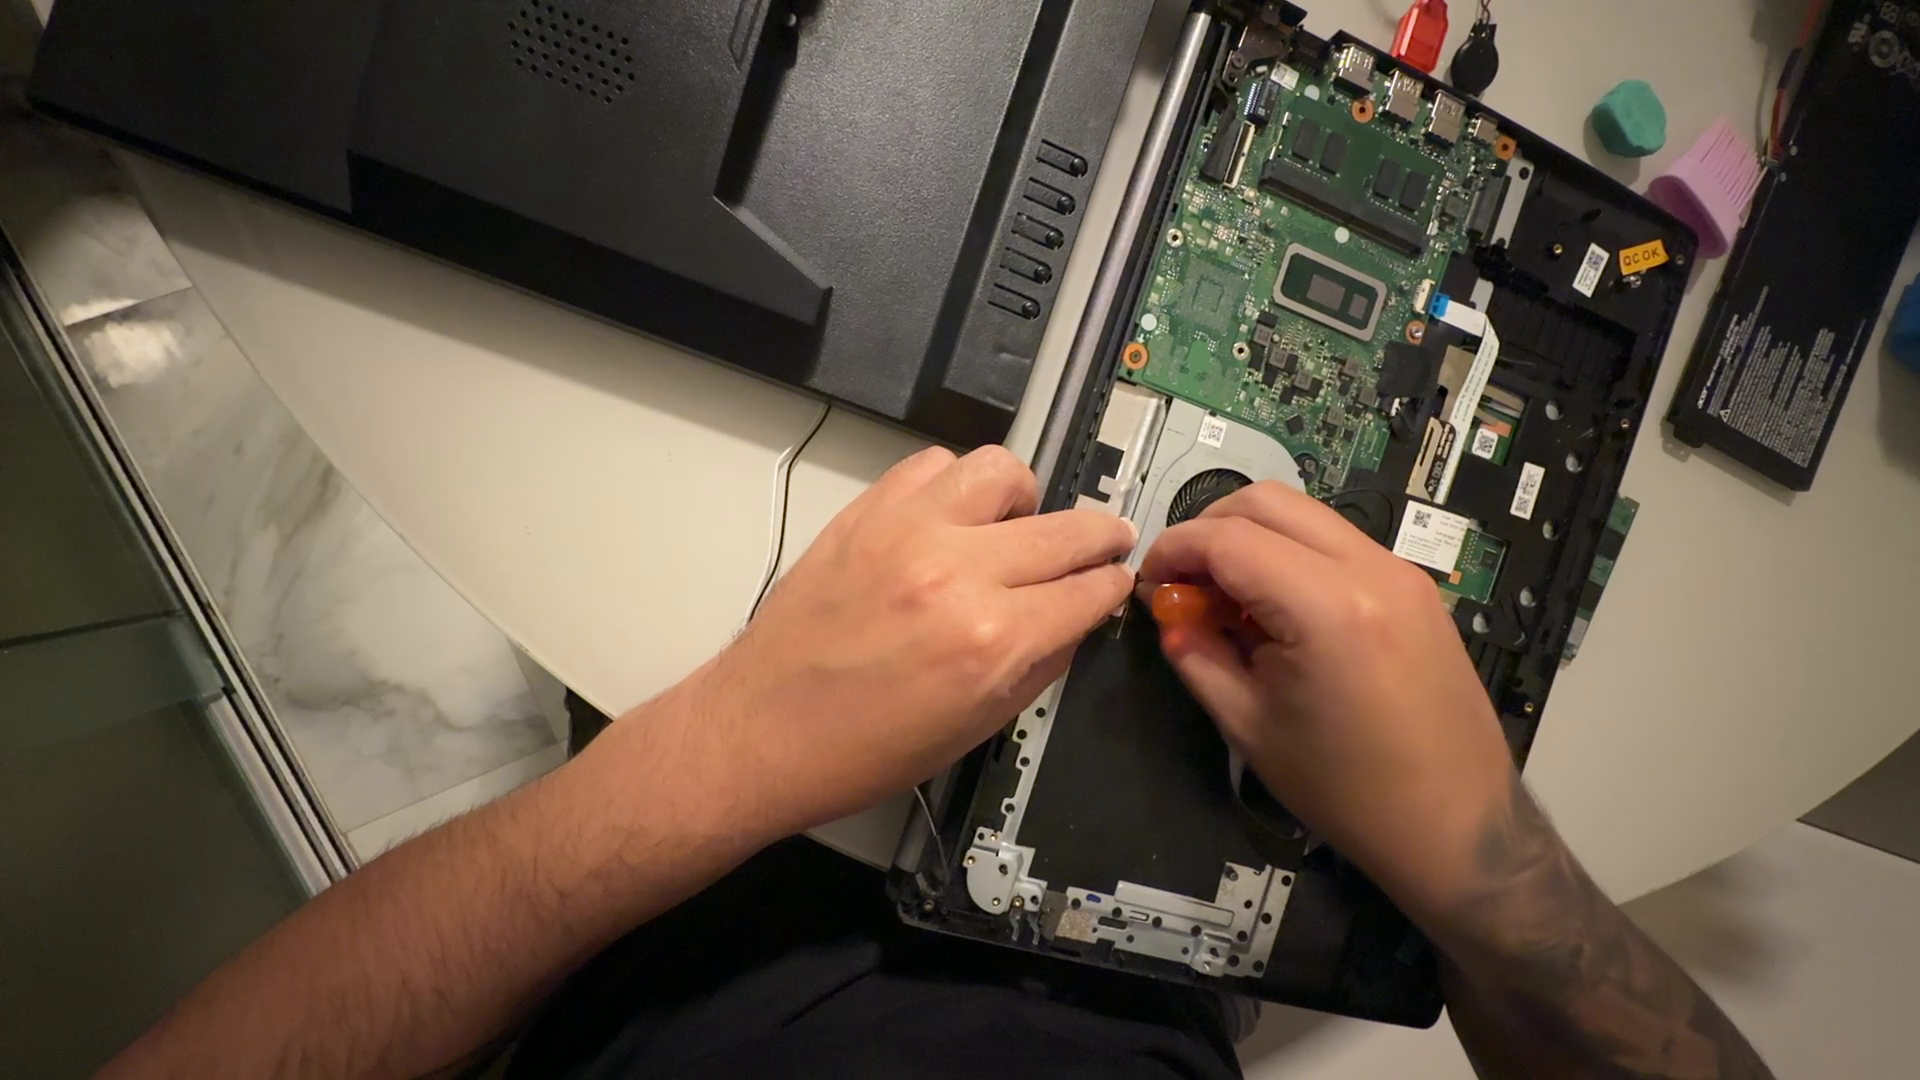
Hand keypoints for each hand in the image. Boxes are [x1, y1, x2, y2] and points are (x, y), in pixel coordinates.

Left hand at [679, 445, 1135, 840]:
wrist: (760, 730)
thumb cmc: (864, 749)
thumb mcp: (976, 728)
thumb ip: (1041, 663)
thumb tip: (1077, 615)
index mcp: (992, 641)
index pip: (1088, 592)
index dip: (1114, 586)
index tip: (1117, 580)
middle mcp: (956, 572)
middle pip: (1065, 529)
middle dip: (1102, 536)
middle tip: (1106, 541)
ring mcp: (907, 531)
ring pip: (1002, 471)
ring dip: (1027, 499)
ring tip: (1017, 527)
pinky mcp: (866, 512)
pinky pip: (934, 466)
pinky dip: (958, 485)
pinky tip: (954, 517)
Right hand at [1138, 481, 1512, 913]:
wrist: (1460, 828)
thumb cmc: (1346, 789)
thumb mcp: (1247, 725)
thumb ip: (1196, 654)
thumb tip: (1167, 613)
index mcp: (1326, 608)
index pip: (1226, 539)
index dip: (1173, 550)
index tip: (1148, 582)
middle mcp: (1369, 569)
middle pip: (1265, 501)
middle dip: (1206, 528)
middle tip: (1183, 580)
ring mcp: (1400, 572)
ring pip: (1301, 512)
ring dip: (1247, 536)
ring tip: (1224, 595)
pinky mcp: (1413, 586)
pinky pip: (1332, 540)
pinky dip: (1286, 551)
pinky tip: (1272, 605)